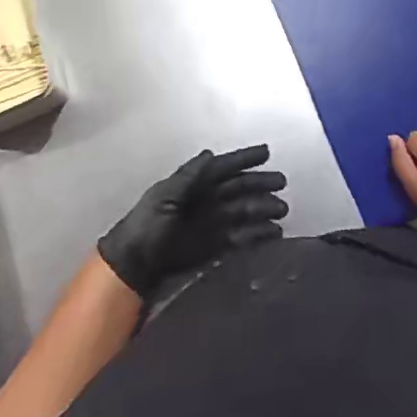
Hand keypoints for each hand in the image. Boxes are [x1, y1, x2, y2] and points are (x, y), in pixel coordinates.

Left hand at [98, 145, 288, 296]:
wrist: (134, 263)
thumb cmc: (147, 225)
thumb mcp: (164, 196)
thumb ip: (188, 176)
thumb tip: (209, 154)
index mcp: (194, 184)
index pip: (224, 167)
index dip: (245, 159)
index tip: (267, 153)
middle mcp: (207, 199)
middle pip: (239, 187)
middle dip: (261, 183)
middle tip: (282, 182)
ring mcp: (213, 222)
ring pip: (245, 210)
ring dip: (264, 208)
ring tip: (282, 210)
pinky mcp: (216, 245)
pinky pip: (242, 236)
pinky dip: (259, 234)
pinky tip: (275, 233)